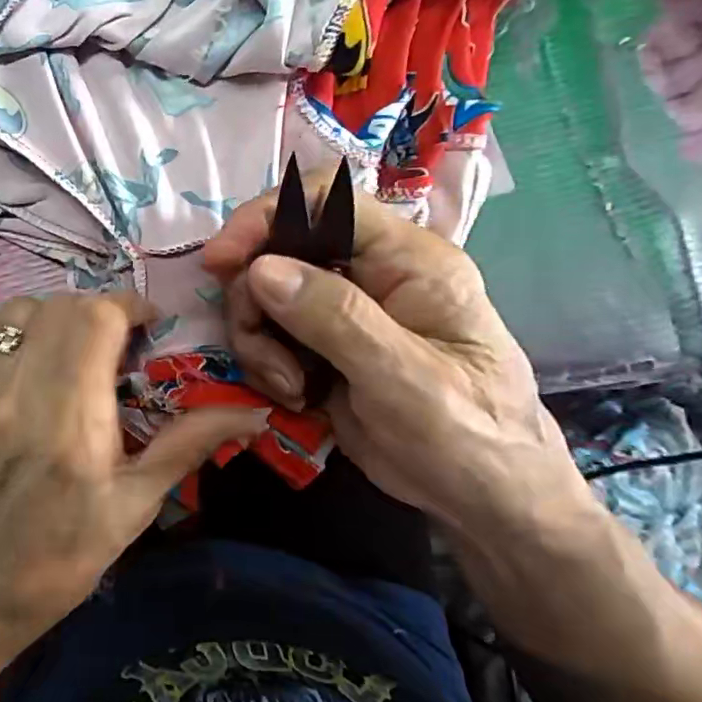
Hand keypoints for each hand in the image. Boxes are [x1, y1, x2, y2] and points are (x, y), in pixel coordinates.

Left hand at [0, 293, 269, 701]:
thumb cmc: (65, 555)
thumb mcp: (136, 506)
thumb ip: (188, 444)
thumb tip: (253, 411)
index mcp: (73, 420)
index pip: (97, 318)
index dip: (128, 306)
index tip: (146, 324)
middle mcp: (18, 394)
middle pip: (58, 307)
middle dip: (94, 313)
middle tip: (110, 345)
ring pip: (10, 314)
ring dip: (45, 319)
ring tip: (62, 351)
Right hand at [202, 169, 593, 539]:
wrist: (481, 498)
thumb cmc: (467, 435)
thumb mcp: (404, 378)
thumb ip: (336, 319)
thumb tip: (261, 269)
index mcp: (409, 261)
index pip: (326, 203)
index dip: (265, 219)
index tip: (220, 262)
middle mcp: (372, 274)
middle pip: (279, 251)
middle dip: (254, 301)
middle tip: (263, 353)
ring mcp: (343, 310)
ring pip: (264, 295)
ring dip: (259, 341)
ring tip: (289, 388)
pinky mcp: (322, 344)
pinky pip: (268, 333)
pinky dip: (265, 362)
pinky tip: (294, 396)